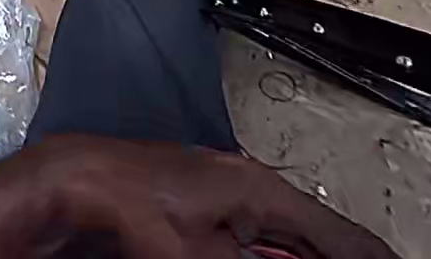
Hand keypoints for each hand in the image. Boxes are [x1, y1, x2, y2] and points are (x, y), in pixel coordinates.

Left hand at [28, 134, 397, 258]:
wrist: (87, 180)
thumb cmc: (143, 214)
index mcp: (261, 190)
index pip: (343, 238)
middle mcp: (249, 179)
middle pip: (320, 237)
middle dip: (339, 258)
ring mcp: (225, 183)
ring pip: (289, 234)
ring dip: (306, 255)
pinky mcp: (205, 195)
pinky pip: (259, 231)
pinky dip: (276, 250)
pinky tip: (273, 258)